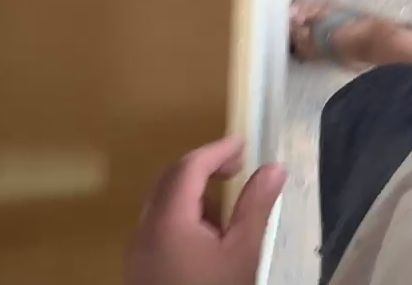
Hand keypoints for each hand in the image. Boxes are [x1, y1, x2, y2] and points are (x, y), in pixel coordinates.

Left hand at [128, 137, 286, 284]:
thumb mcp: (243, 252)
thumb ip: (256, 204)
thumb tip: (273, 167)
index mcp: (167, 222)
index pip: (189, 167)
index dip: (217, 149)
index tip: (245, 143)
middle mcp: (144, 231)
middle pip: (170, 179)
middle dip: (204, 164)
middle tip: (238, 164)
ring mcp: (138, 252)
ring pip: (162, 199)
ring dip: (195, 187)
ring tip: (229, 197)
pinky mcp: (141, 269)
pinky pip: (159, 221)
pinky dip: (185, 209)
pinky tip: (210, 228)